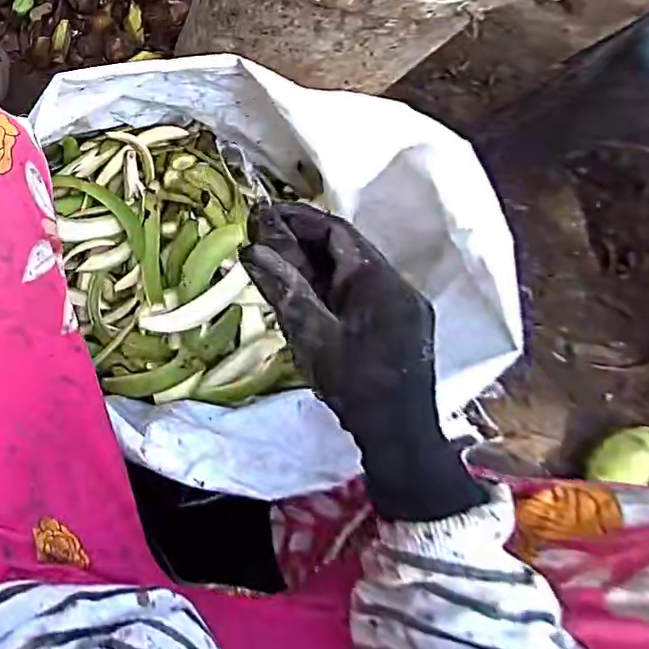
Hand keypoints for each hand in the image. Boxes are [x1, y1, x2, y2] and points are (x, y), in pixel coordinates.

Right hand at [242, 203, 487, 522]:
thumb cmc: (354, 382)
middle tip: (256, 231)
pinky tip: (294, 282)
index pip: (338, 232)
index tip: (259, 213)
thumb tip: (249, 247)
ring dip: (308, 256)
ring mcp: (398, 305)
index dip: (297, 218)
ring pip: (347, 266)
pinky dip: (321, 276)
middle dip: (299, 234)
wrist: (399, 435)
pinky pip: (353, 285)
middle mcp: (396, 287)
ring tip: (267, 253)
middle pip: (344, 246)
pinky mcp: (392, 321)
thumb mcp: (311, 332)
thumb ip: (283, 286)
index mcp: (382, 284)